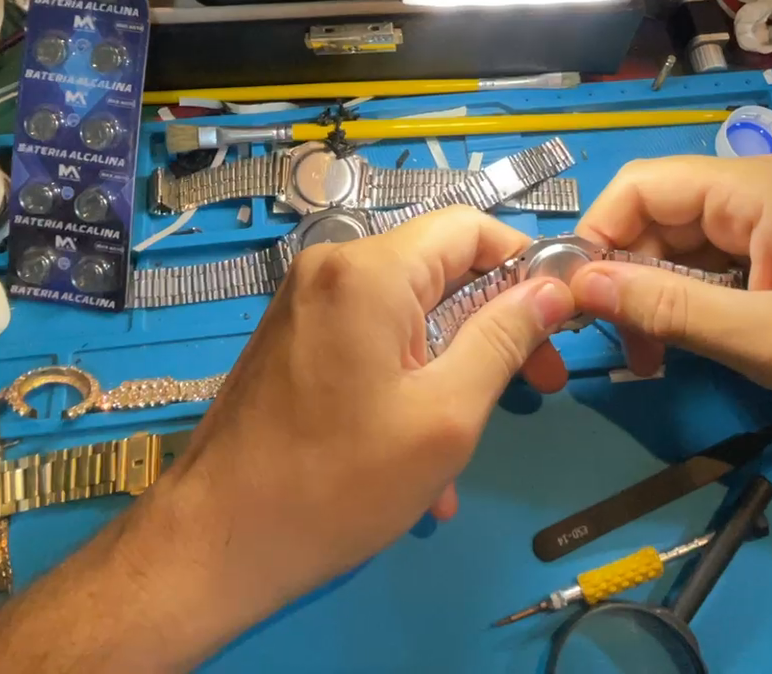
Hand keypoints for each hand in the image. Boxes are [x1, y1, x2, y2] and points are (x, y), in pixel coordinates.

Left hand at [163, 207, 575, 619]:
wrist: (213, 543)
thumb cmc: (337, 482)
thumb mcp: (446, 414)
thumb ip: (504, 338)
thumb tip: (552, 289)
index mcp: (370, 269)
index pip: (469, 227)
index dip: (523, 262)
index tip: (558, 316)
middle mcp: (334, 265)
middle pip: (439, 268)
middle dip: (494, 324)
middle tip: (540, 382)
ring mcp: (308, 300)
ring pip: (409, 311)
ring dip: (451, 367)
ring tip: (468, 446)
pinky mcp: (296, 334)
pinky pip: (372, 337)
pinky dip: (407, 378)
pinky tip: (418, 455)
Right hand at [566, 154, 771, 436]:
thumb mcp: (768, 340)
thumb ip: (669, 308)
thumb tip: (580, 284)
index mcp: (756, 188)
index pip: (642, 185)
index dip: (598, 234)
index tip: (578, 299)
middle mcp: (759, 186)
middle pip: (657, 212)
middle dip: (626, 273)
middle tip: (620, 346)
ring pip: (681, 240)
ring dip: (656, 292)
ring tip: (653, 356)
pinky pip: (714, 259)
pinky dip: (691, 297)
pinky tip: (691, 339)